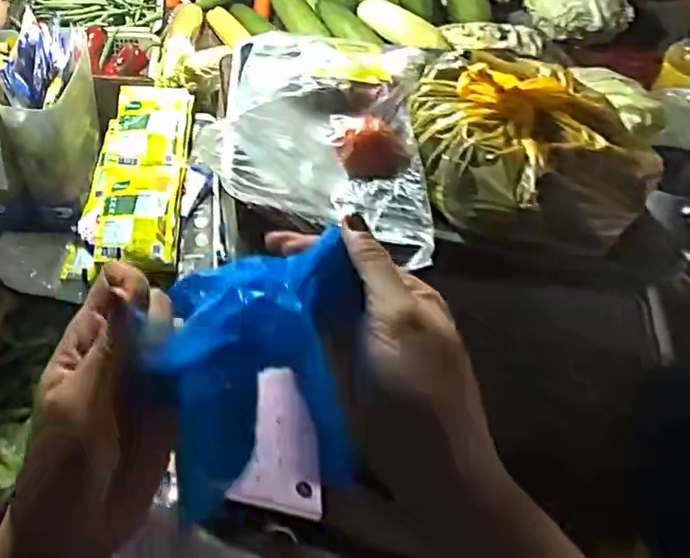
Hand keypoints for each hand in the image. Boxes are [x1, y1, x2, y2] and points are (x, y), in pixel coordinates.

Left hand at [0, 263, 174, 557]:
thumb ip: (110, 347)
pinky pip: (189, 378)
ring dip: (189, 341)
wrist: (76, 528)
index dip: (131, 283)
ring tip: (194, 362)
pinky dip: (202, 373)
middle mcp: (120, 348)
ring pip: (174, 338)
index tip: (146, 303)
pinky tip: (213, 374)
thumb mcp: (80, 398)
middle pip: (151, 307)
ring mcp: (146, 379)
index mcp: (87, 337)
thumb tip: (128, 286)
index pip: (112, 286)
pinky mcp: (170, 410)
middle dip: (164, 316)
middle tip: (164, 351)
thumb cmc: (62, 457)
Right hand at [266, 222, 510, 523]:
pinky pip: (315, 329)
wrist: (430, 469)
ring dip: (292, 285)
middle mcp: (383, 311)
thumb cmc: (419, 386)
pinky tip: (271, 309)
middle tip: (262, 257)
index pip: (354, 253)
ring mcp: (362, 339)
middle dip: (299, 262)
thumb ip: (372, 267)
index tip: (272, 242)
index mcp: (406, 294)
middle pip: (335, 274)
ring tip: (258, 279)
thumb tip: (348, 219)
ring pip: (322, 299)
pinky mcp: (344, 365)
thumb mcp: (401, 316)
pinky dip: (293, 314)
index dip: (314, 244)